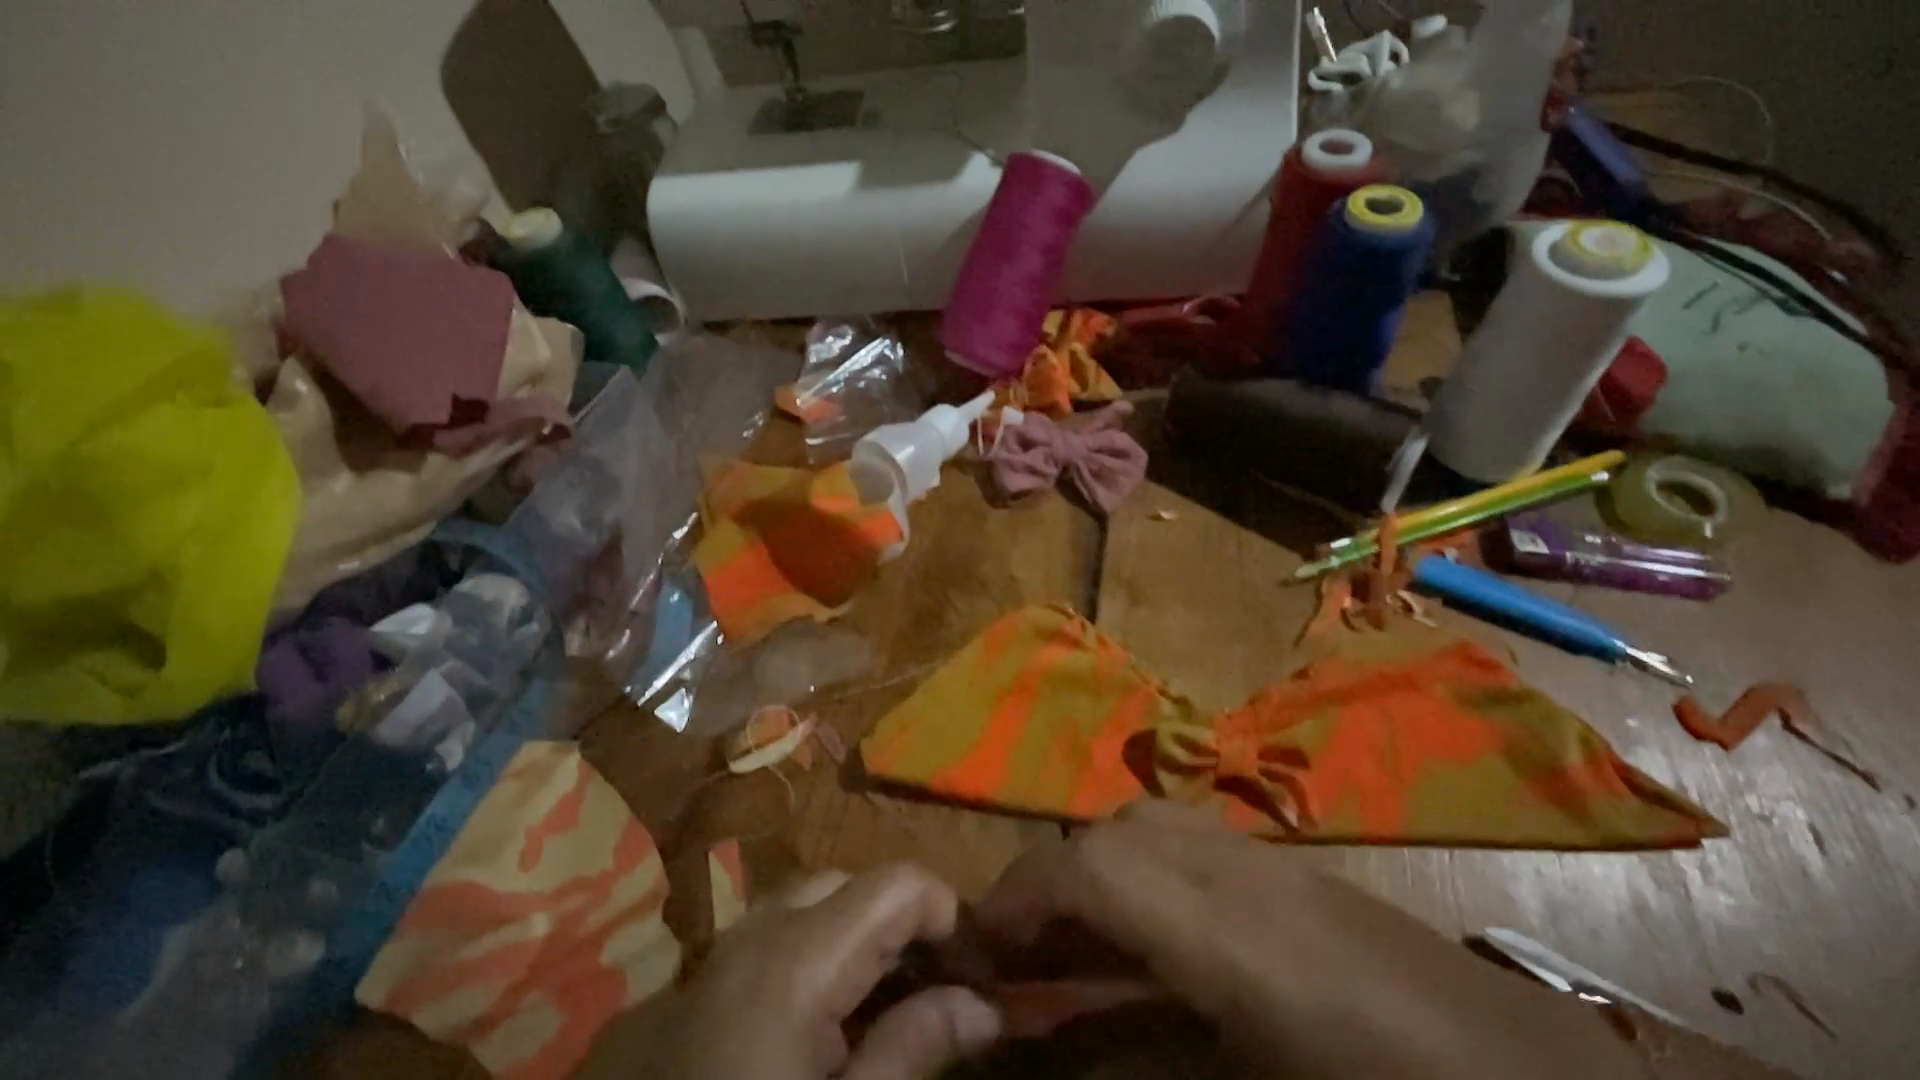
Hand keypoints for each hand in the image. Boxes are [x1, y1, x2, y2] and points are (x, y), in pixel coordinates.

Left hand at [577, 864, 1000, 1079]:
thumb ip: (916, 1046)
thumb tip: (986, 1006)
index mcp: (799, 956)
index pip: (898, 883)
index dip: (947, 915)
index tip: (973, 973)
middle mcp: (761, 930)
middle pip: (856, 884)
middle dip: (905, 923)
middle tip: (939, 989)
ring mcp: (728, 949)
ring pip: (818, 901)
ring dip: (865, 933)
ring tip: (893, 1001)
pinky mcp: (711, 977)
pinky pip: (782, 929)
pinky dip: (824, 946)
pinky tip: (836, 1012)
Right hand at [972, 802, 1645, 1079]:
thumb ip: (1148, 1053)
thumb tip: (1067, 1040)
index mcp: (1234, 938)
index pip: (1095, 868)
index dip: (1021, 896)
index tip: (978, 947)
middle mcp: (1247, 878)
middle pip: (1114, 834)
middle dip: (1046, 882)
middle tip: (1015, 952)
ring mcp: (1279, 869)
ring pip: (1150, 828)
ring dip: (1092, 872)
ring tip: (1070, 943)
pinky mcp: (1303, 878)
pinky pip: (1191, 848)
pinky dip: (1140, 876)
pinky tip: (1149, 939)